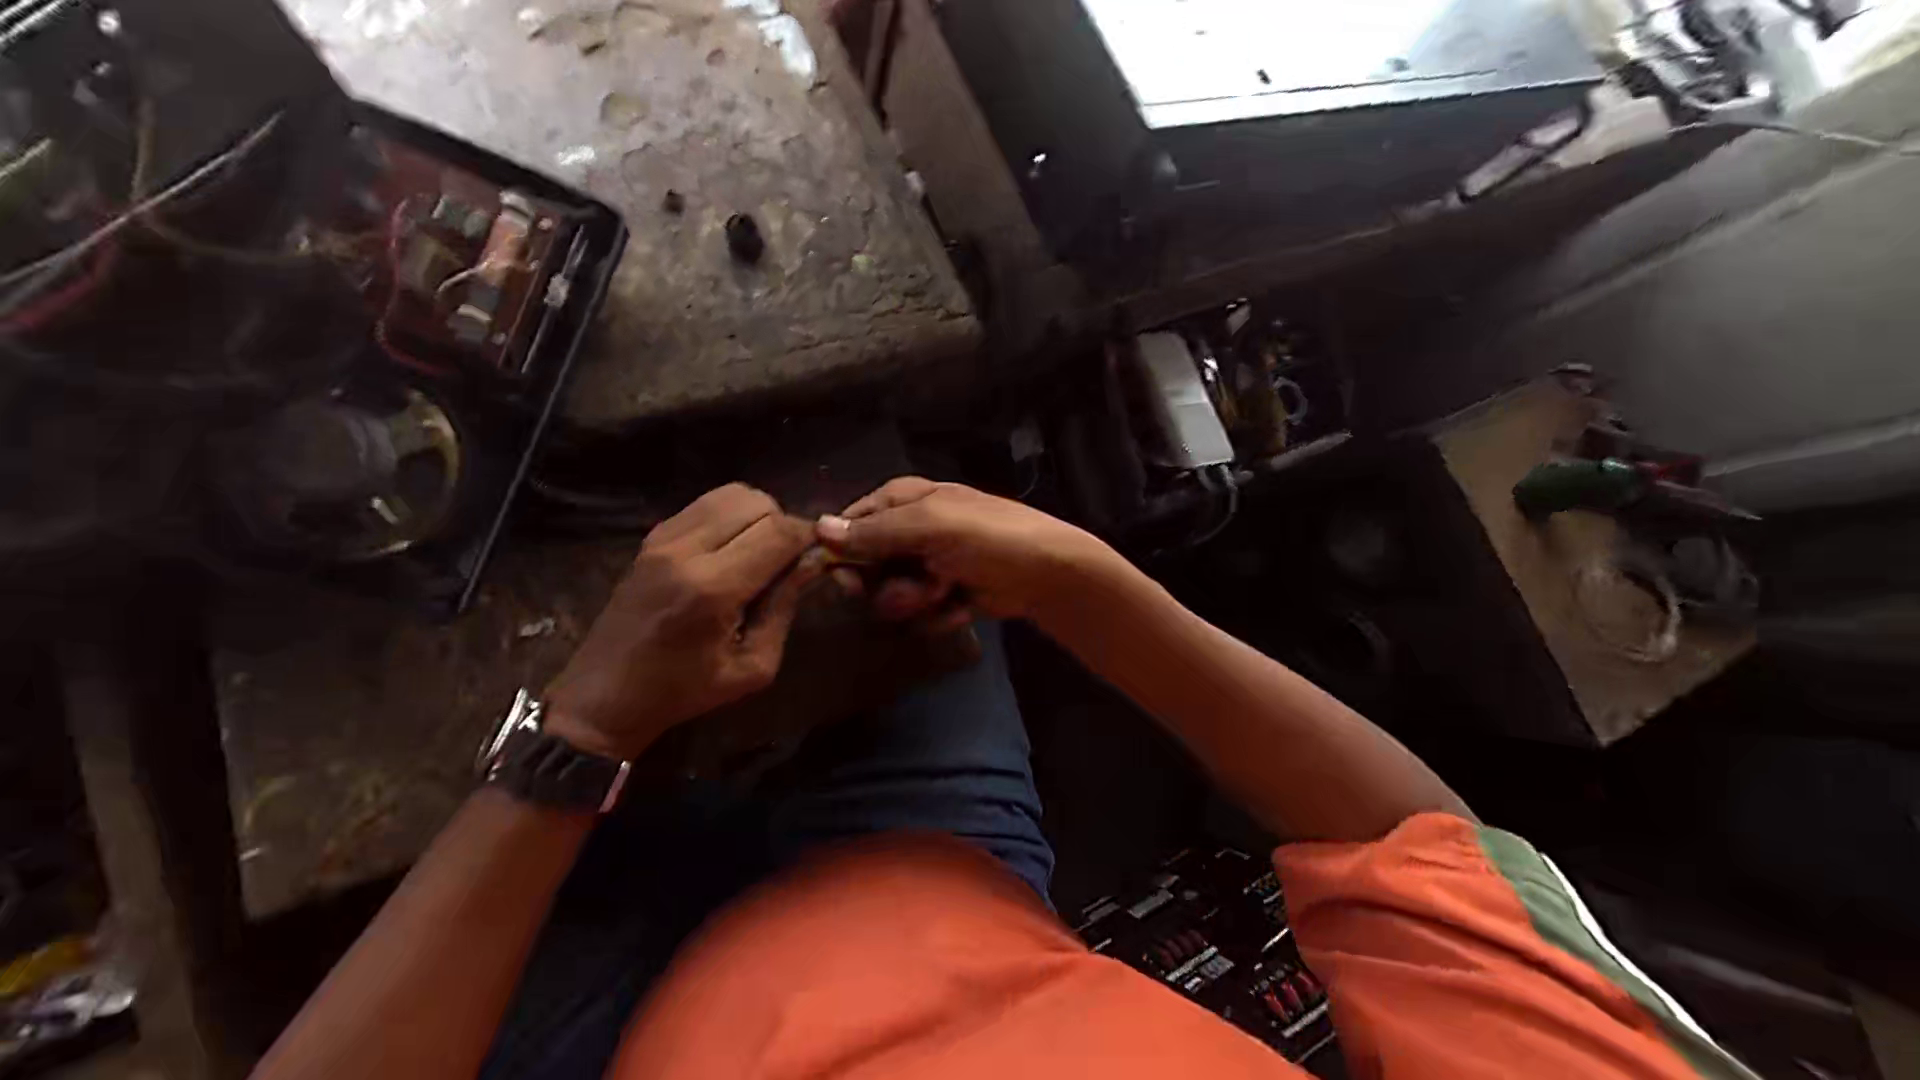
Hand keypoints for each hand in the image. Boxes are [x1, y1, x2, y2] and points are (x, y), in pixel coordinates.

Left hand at [544, 484, 821, 759]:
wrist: (605, 696)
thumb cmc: (684, 691)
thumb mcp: (753, 667)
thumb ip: (785, 607)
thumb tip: (814, 563)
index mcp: (713, 588)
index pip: (780, 532)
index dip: (810, 538)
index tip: (822, 556)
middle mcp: (686, 551)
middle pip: (758, 503)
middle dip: (785, 526)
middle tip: (787, 561)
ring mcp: (663, 538)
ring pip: (733, 494)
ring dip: (758, 516)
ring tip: (759, 552)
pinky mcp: (652, 536)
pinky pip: (706, 504)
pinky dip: (731, 517)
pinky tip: (731, 550)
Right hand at [815, 478, 1120, 623]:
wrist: (1047, 572)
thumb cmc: (988, 537)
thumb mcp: (931, 527)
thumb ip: (875, 531)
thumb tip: (818, 530)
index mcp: (902, 499)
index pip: (849, 525)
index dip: (845, 555)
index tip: (851, 580)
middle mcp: (910, 529)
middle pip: (866, 566)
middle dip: (888, 585)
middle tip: (914, 587)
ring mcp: (927, 562)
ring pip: (891, 594)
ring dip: (914, 601)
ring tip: (943, 593)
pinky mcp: (944, 592)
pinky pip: (919, 610)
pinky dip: (938, 613)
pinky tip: (960, 605)